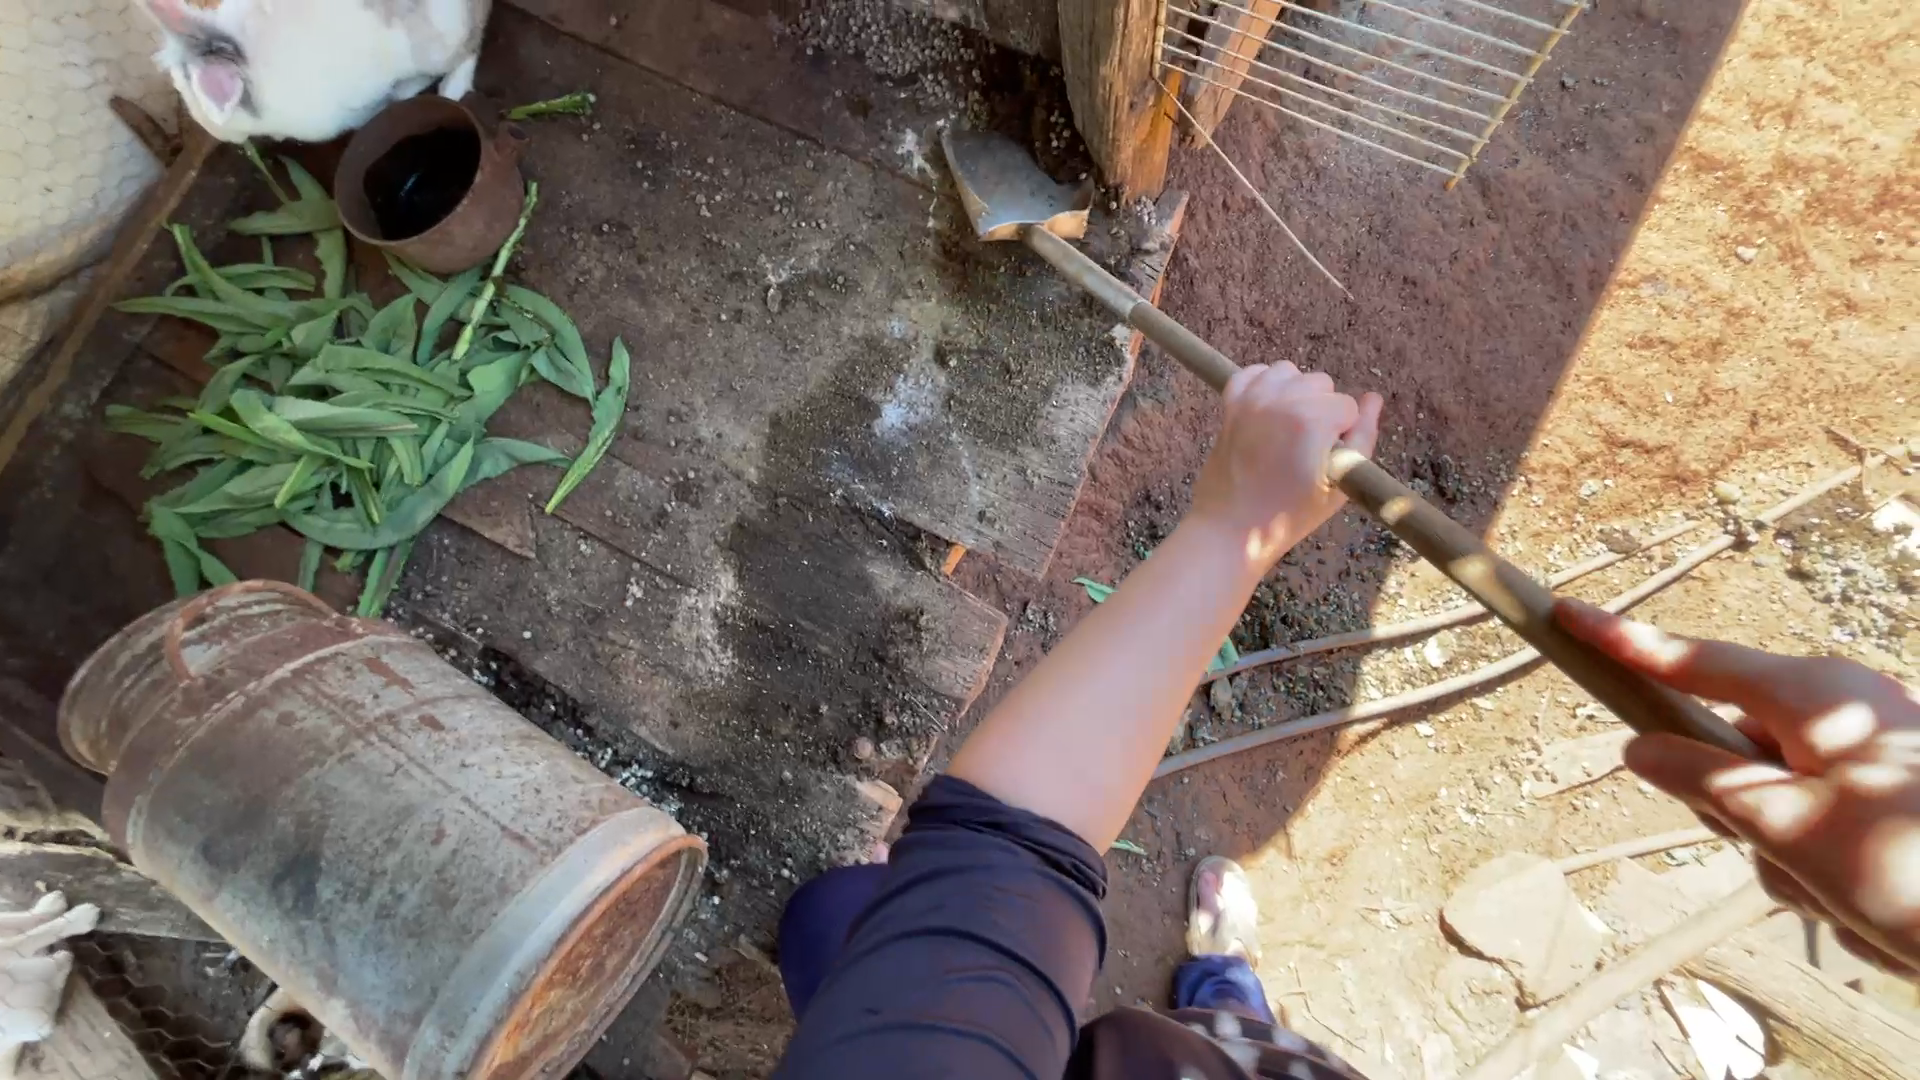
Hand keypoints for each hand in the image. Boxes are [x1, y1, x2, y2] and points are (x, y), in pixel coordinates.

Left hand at [1191, 363, 1382, 565]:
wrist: (1230, 526)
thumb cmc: (1288, 514)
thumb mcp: (1340, 483)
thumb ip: (1363, 437)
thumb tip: (1373, 399)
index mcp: (1311, 419)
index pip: (1348, 406)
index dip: (1343, 433)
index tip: (1324, 458)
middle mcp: (1280, 400)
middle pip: (1321, 383)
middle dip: (1321, 410)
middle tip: (1305, 447)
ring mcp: (1250, 400)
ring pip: (1288, 372)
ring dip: (1294, 392)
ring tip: (1288, 427)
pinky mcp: (1229, 406)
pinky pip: (1251, 374)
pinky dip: (1262, 384)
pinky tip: (1268, 409)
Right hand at [1558, 598, 1919, 973]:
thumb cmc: (1919, 870)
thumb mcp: (1783, 825)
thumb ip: (1695, 778)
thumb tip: (1638, 749)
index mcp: (1814, 698)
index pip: (1686, 660)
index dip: (1618, 639)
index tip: (1564, 610)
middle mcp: (1837, 719)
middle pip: (1722, 750)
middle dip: (1730, 811)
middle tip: (1774, 854)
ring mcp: (1866, 764)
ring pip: (1764, 803)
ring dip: (1783, 861)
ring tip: (1848, 903)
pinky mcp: (1888, 806)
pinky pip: (1810, 833)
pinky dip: (1824, 877)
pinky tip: (1877, 915)